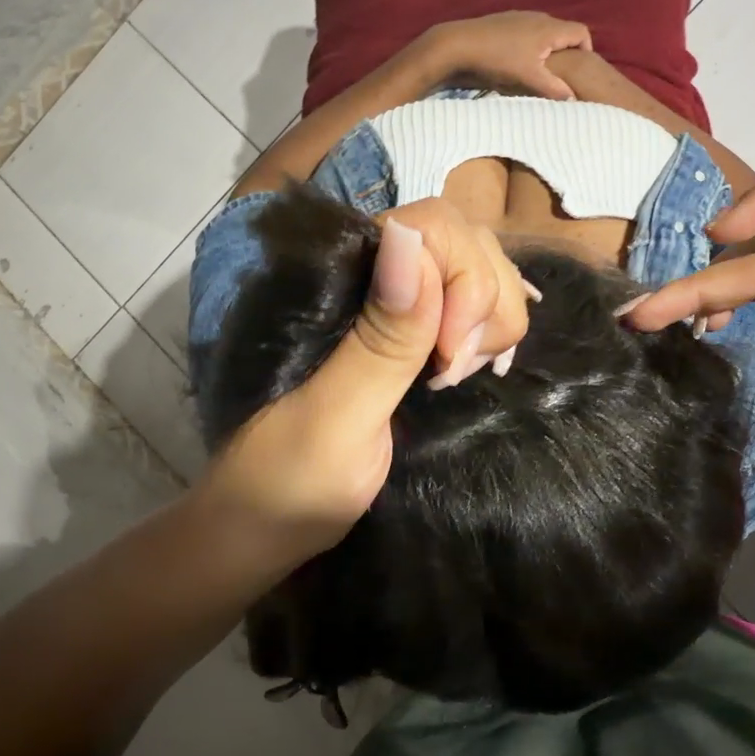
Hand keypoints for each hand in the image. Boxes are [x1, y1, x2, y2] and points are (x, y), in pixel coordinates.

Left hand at [194, 201, 533, 558]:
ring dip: (489, 321)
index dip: (462, 280)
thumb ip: (380, 338)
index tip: (448, 355)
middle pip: (465, 242)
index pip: (432, 226)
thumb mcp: (338, 417)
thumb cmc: (288, 483)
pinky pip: (468, 306)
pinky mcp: (403, 338)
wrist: (265, 528)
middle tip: (451, 374)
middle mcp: (366, 275)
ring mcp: (389, 306)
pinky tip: (466, 369)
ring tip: (454, 377)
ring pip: (476, 271)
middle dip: (482, 304)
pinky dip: (484, 333)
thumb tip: (410, 236)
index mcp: (336, 277)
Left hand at [427, 12, 591, 99]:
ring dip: (547, 50)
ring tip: (540, 71)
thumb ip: (554, 88)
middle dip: (567, 52)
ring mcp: (521, 16)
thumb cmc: (499, 60)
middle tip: (562, 75)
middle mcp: (539, 17)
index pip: (581, 33)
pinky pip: (528, 32)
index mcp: (550, 28)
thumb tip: (574, 99)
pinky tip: (518, 61)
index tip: (579, 70)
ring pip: (545, 32)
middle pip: (563, 32)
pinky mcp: (505, 21)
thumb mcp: (529, 78)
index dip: (586, 51)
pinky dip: (531, 45)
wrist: (460, 44)